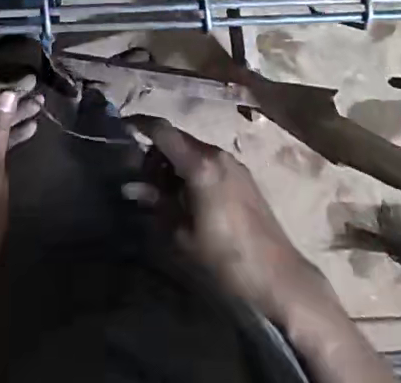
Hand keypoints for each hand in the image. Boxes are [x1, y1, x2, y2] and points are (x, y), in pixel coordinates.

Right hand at [128, 116, 330, 320]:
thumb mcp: (184, 236)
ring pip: (194, 150)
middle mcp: (218, 154)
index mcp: (201, 164)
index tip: (121, 128)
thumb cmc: (226, 259)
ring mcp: (234, 163)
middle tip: (140, 179)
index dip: (141, 125)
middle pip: (178, 139)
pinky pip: (209, 160)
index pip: (164, 131)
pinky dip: (192, 169)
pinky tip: (187, 196)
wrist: (278, 276)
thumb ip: (158, 205)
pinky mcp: (243, 175)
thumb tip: (131, 187)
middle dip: (156, 153)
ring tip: (162, 194)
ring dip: (174, 162)